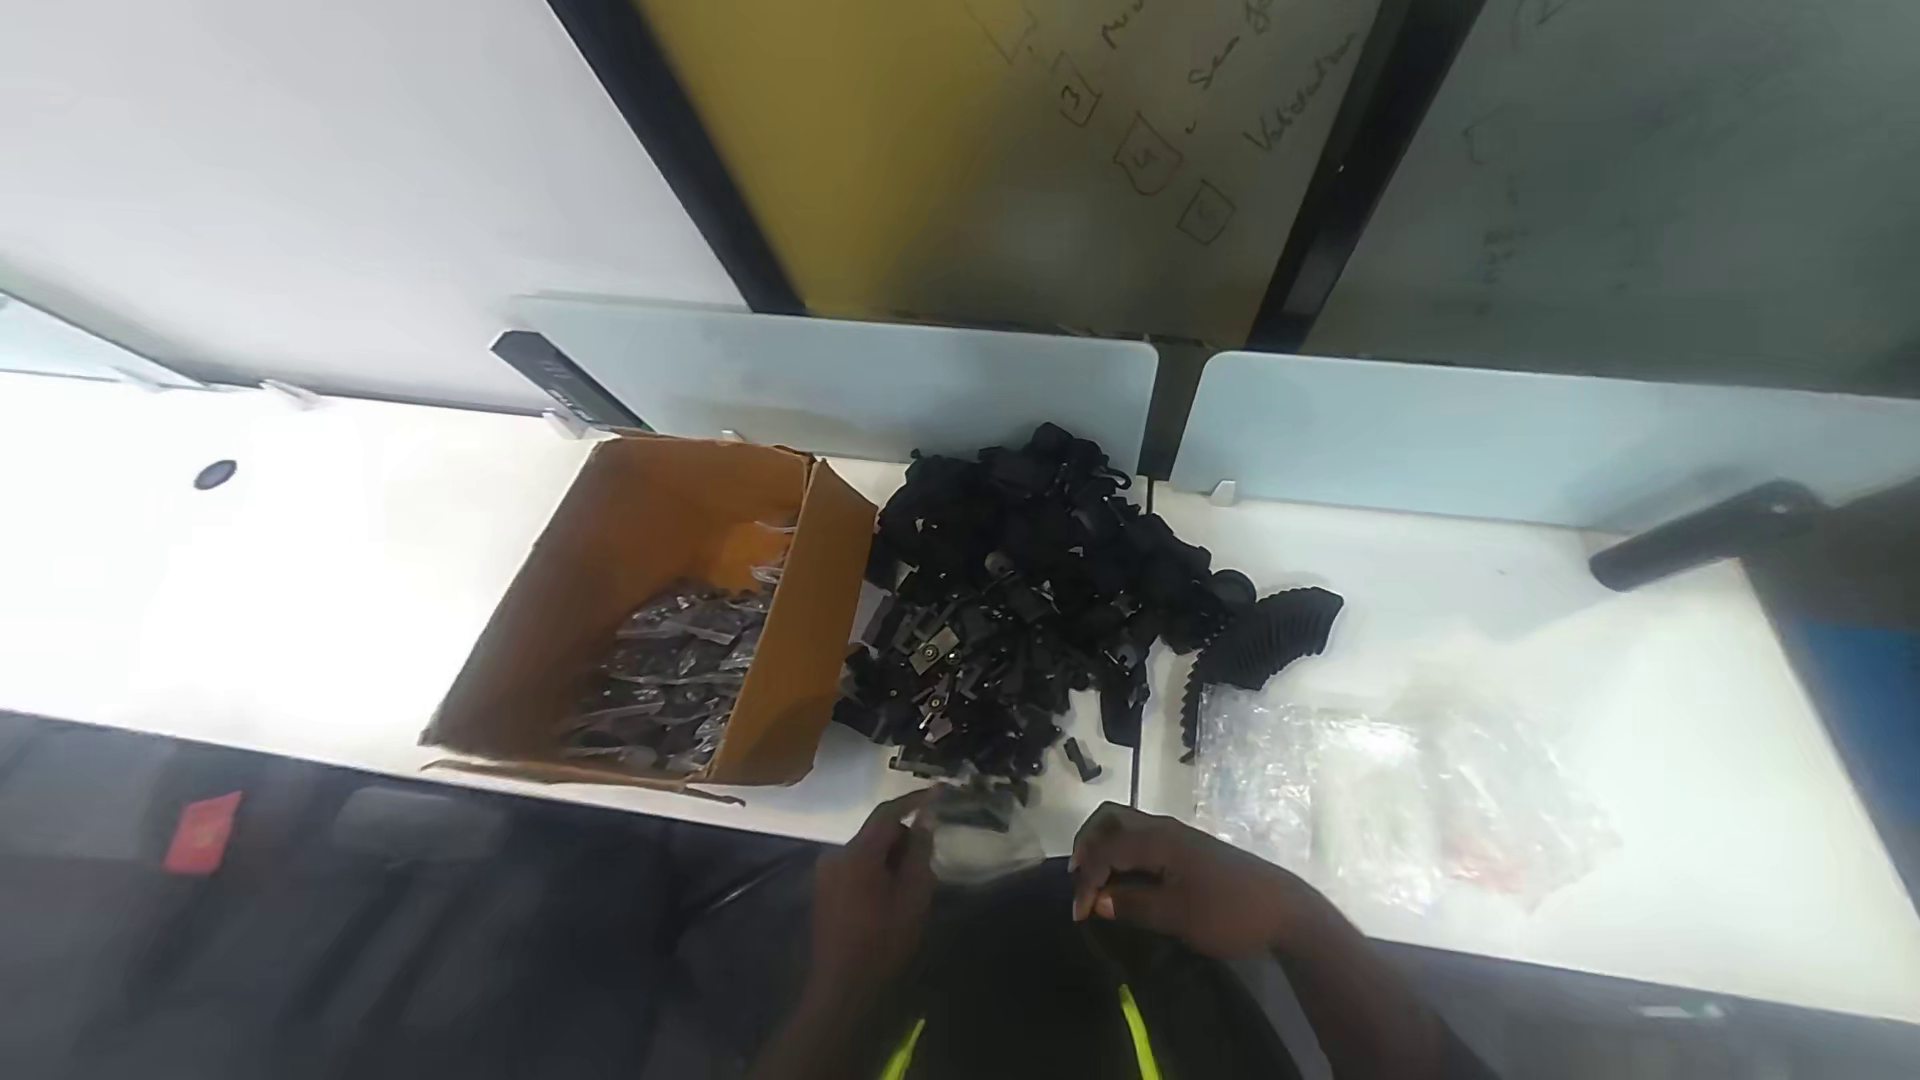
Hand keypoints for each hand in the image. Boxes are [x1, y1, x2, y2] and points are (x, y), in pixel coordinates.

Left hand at [809, 789, 936, 999]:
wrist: (843, 993)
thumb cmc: (884, 942)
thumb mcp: (914, 895)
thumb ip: (920, 850)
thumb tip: (926, 816)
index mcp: (858, 852)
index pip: (888, 812)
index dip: (914, 799)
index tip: (938, 791)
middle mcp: (836, 854)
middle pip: (877, 832)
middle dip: (903, 840)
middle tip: (927, 864)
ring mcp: (825, 874)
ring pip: (866, 852)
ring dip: (889, 859)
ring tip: (909, 887)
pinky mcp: (823, 892)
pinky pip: (854, 868)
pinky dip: (874, 872)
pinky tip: (887, 899)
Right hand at [1071, 802, 1330, 958]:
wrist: (1285, 910)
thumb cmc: (1228, 912)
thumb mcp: (1177, 916)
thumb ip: (1132, 904)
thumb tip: (1097, 899)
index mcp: (1157, 839)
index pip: (1106, 848)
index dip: (1086, 877)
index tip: (1079, 912)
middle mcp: (1162, 827)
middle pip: (1110, 818)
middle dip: (1087, 843)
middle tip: (1077, 875)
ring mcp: (1175, 834)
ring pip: (1125, 823)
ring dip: (1103, 843)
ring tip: (1094, 875)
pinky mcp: (1186, 846)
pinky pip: (1139, 835)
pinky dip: (1120, 848)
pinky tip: (1123, 875)